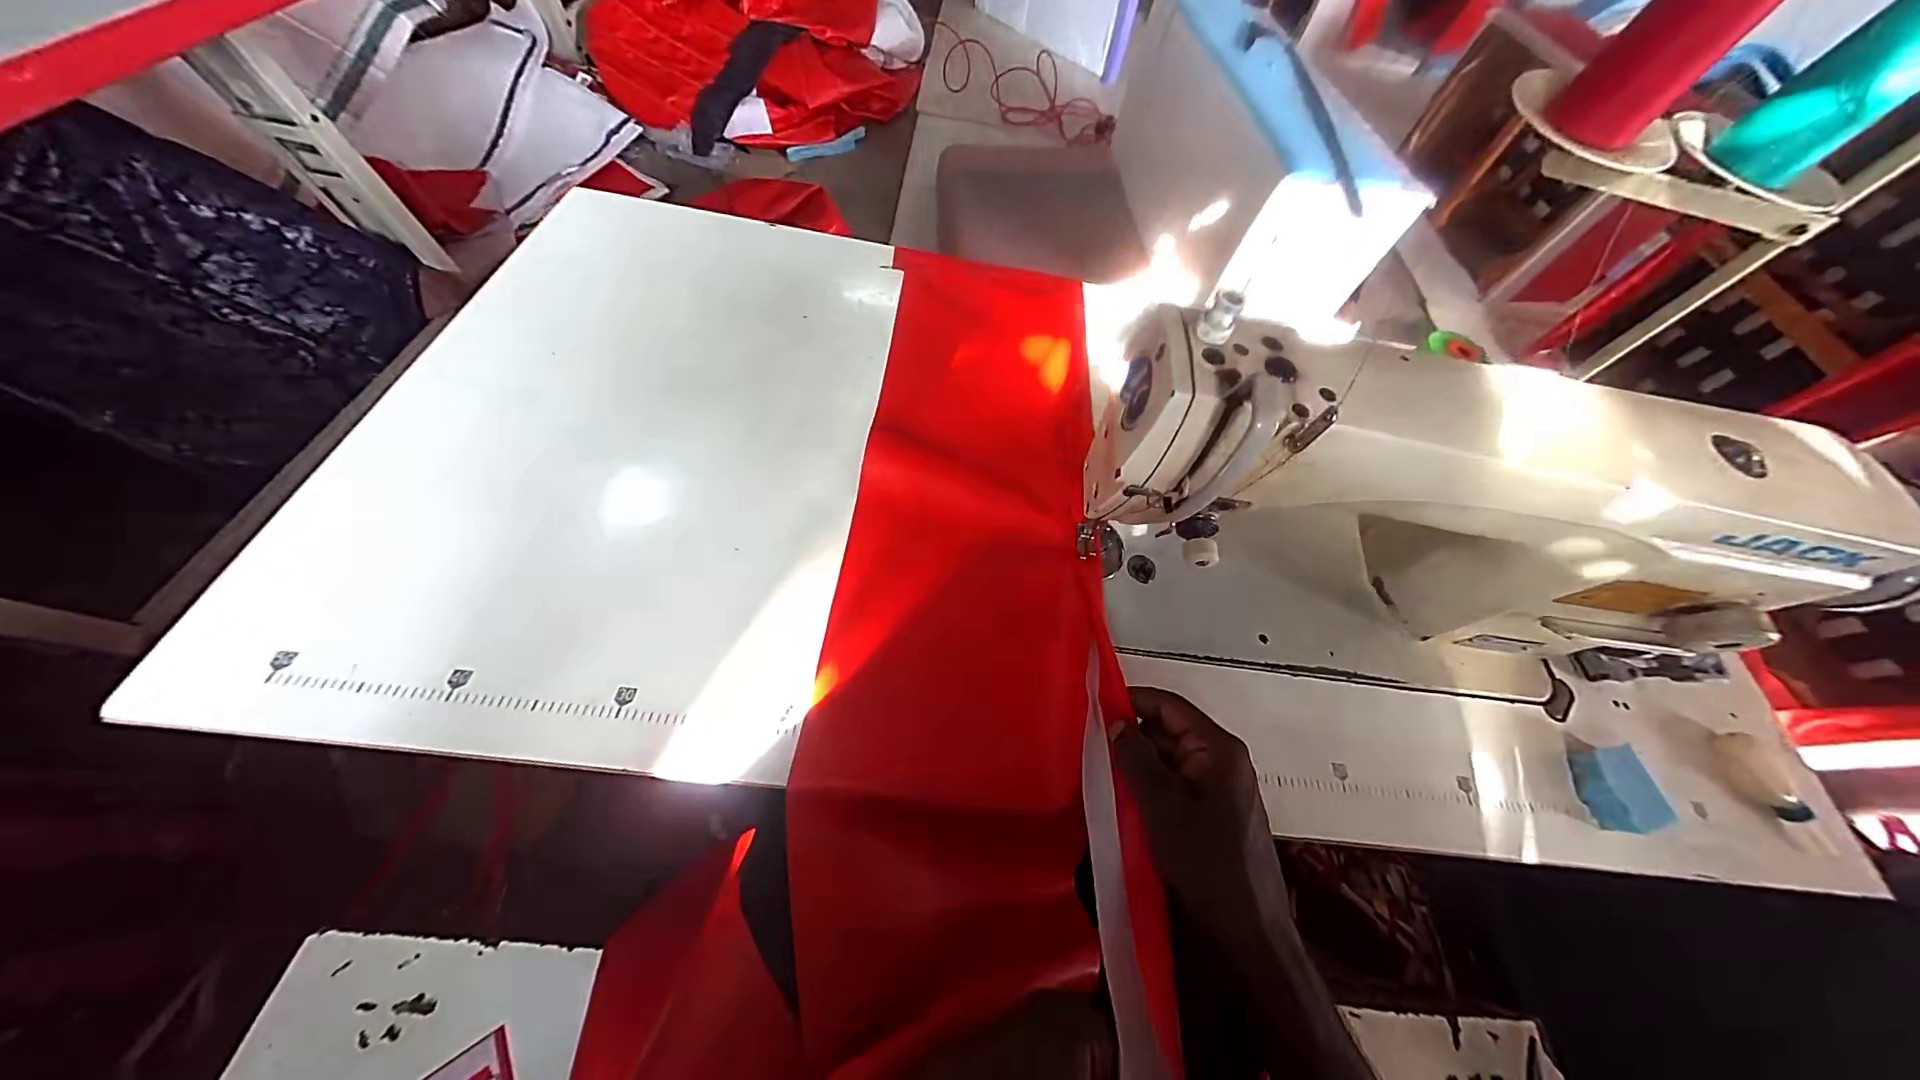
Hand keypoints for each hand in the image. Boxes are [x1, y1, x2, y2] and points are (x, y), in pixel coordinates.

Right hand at [1111, 688, 1377, 1079]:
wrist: (1246, 931)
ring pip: (1170, 759)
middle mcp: (1222, 761)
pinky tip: (1124, 798)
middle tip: (1092, 744)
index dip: (1133, 700)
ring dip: (1139, 764)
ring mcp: (1220, 787)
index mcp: (1219, 749)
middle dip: (1133, 735)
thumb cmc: (1205, 861)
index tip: (1096, 706)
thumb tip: (1117, 723)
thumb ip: (1136, 759)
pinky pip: (1176, 784)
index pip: (1171, 706)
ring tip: (1103, 771)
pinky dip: (1150, 786)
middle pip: (1170, 731)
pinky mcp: (1213, 812)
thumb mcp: (1162, 806)